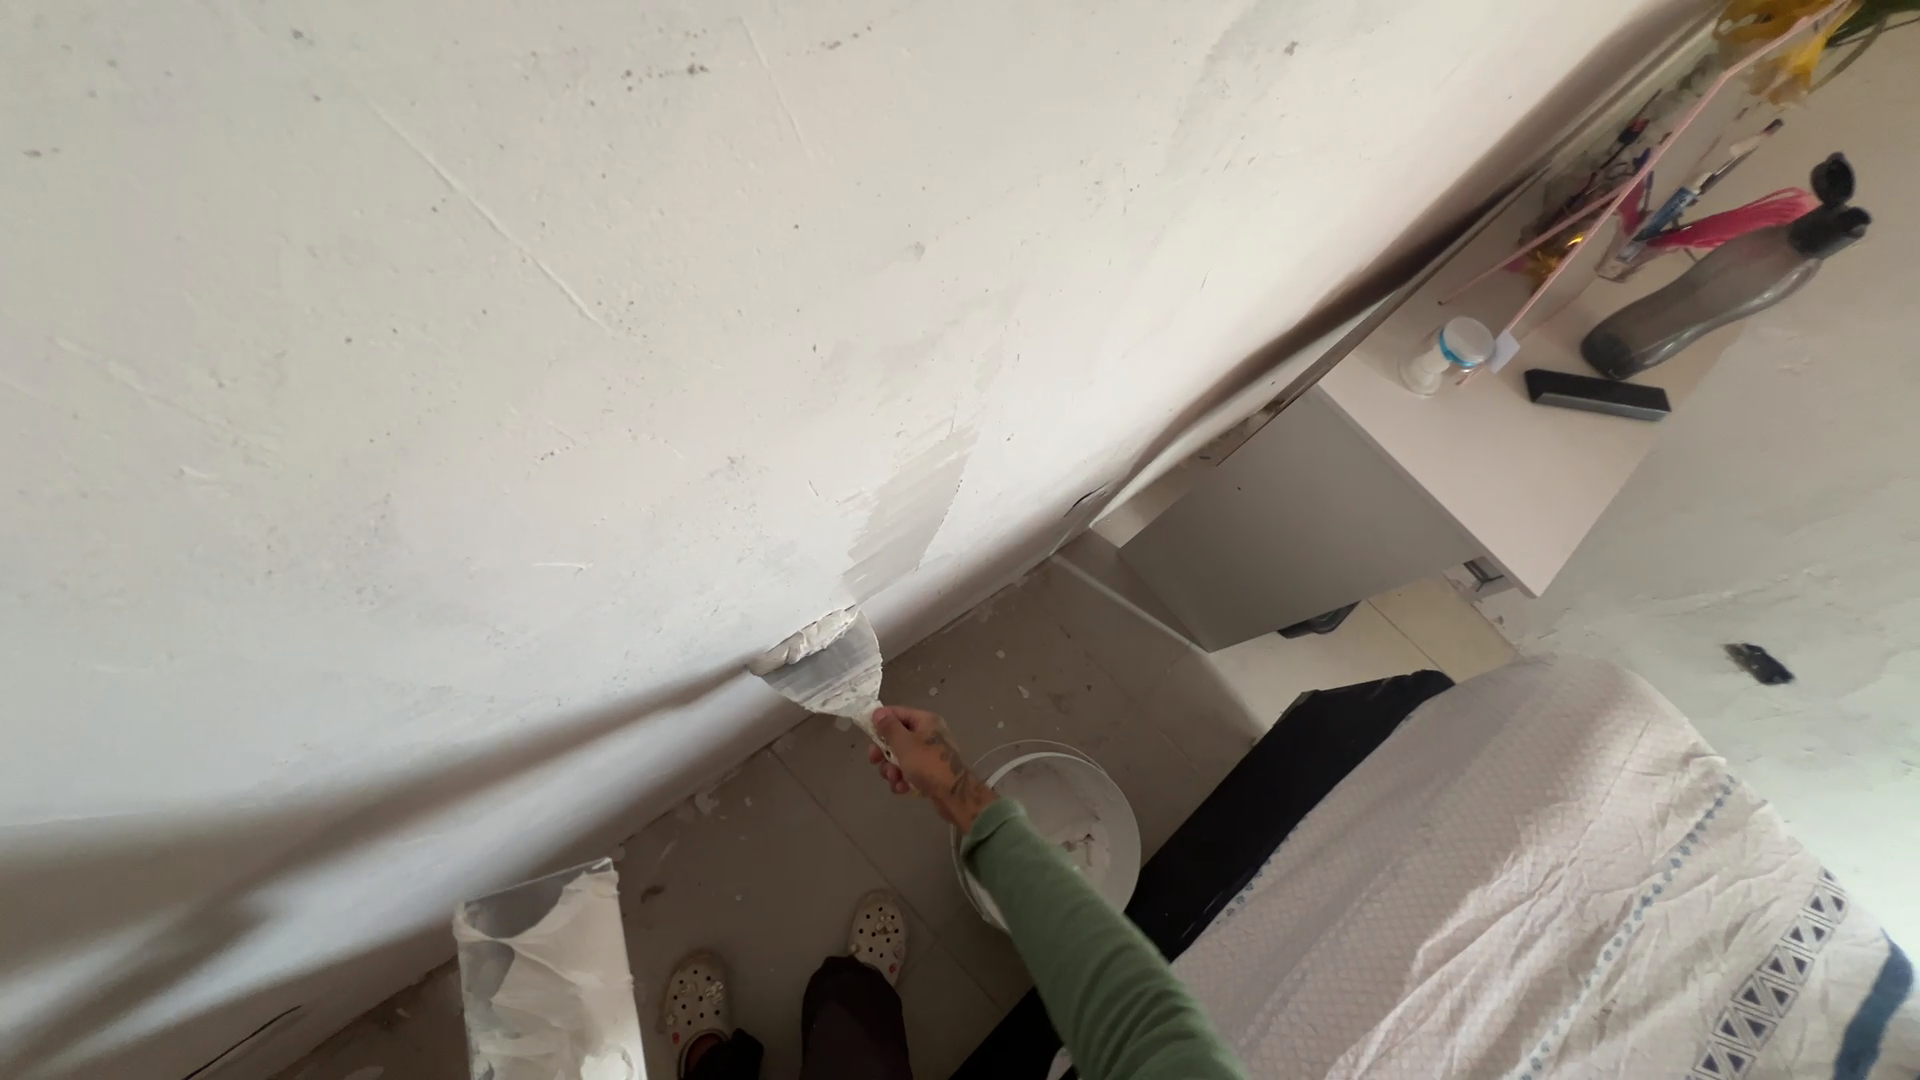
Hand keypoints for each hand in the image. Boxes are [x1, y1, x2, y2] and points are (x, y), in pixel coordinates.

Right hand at [867, 705, 998, 832]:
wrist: (953, 795)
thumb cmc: (928, 764)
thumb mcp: (904, 744)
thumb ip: (889, 728)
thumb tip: (878, 712)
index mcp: (925, 721)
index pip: (897, 713)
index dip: (880, 722)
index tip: (867, 734)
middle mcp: (928, 733)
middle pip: (897, 737)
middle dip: (884, 752)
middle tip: (875, 761)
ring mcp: (929, 753)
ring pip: (900, 757)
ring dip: (892, 769)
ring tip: (895, 779)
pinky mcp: (929, 771)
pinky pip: (909, 771)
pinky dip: (902, 779)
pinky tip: (902, 788)